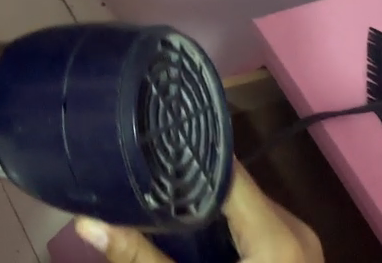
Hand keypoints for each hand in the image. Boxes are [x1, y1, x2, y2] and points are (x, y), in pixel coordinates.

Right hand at [72, 162, 322, 262]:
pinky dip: (219, 221)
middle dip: (184, 176)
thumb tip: (85, 221)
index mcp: (277, 234)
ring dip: (201, 200)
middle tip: (137, 159)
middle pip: (229, 182)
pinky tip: (187, 224)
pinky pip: (251, 222)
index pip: (226, 166)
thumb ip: (141, 259)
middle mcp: (293, 228)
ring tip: (154, 184)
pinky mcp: (291, 257)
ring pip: (239, 200)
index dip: (184, 148)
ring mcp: (297, 244)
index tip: (144, 131)